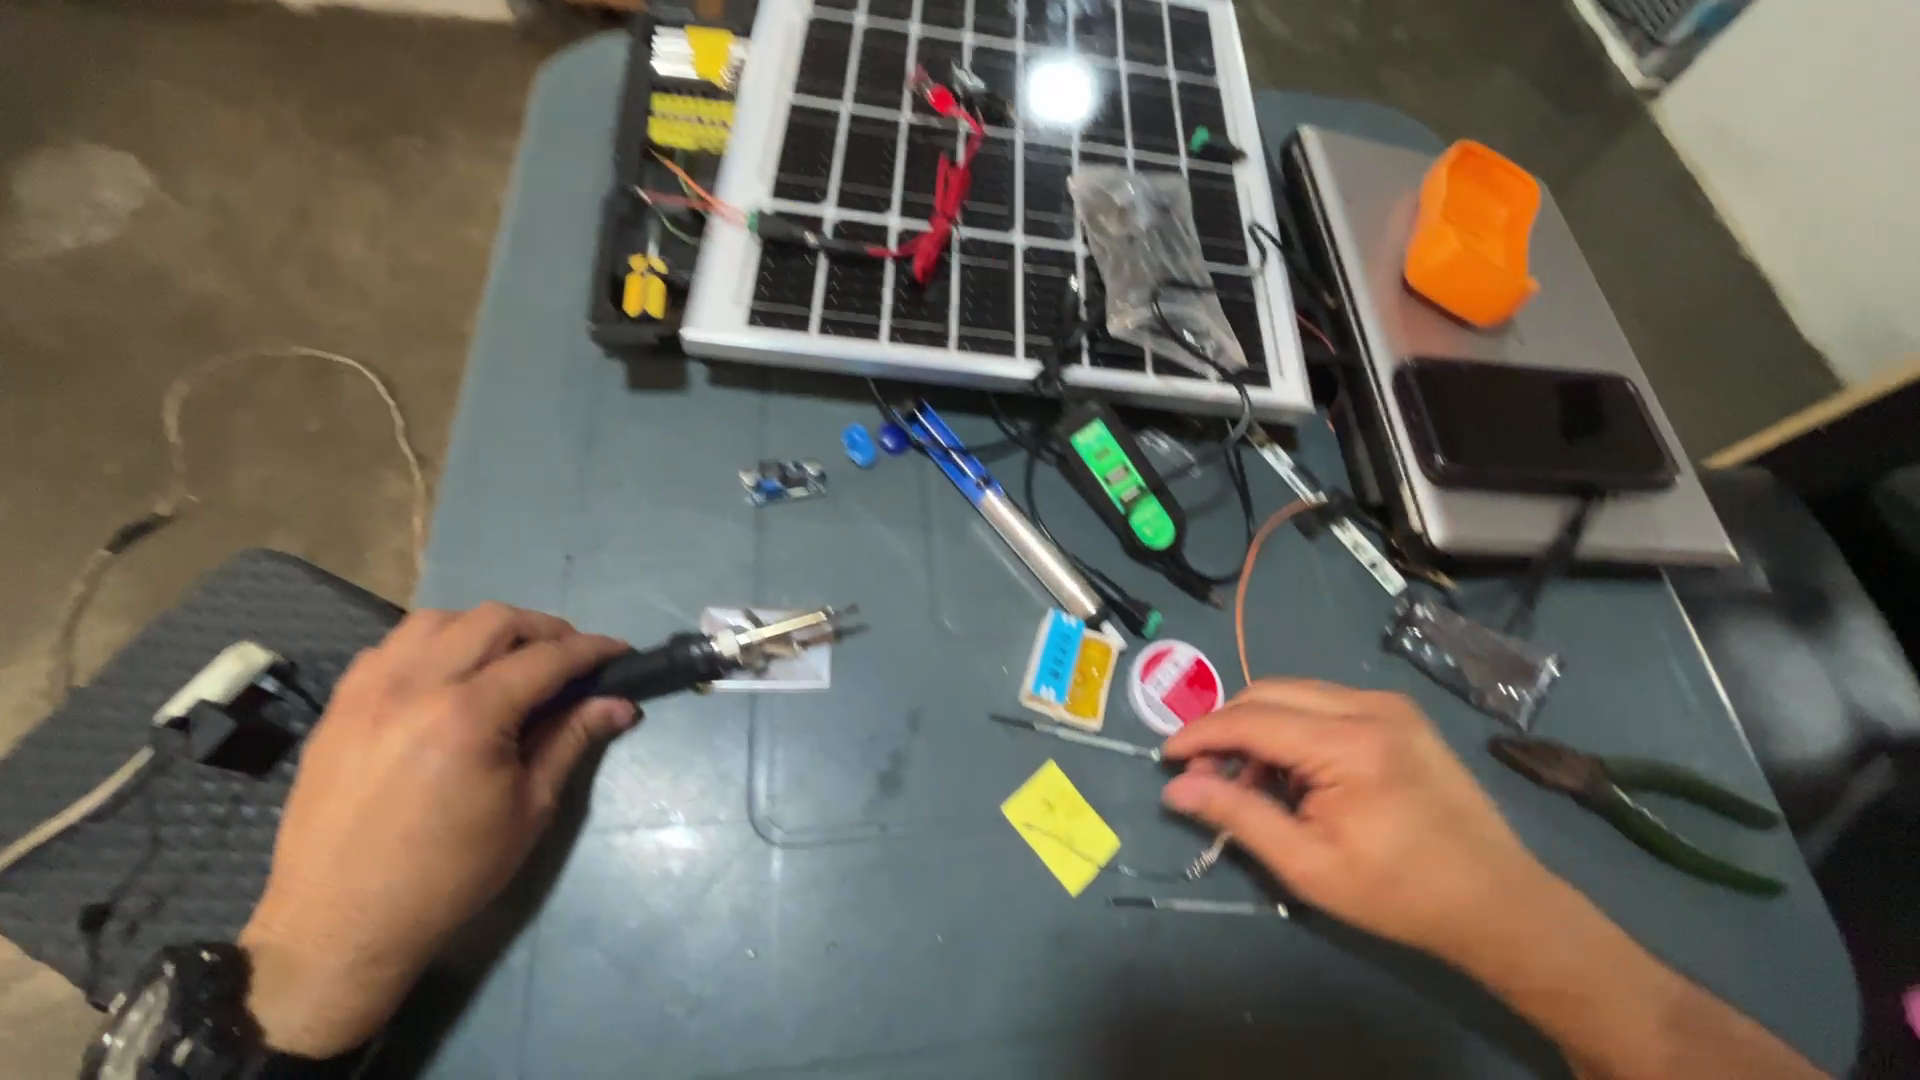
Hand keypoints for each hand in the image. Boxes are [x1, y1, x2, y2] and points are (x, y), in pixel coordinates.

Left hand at [238, 605, 634, 1056]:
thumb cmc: (449, 874)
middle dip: (544, 629)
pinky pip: (393, 646)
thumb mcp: (529, 809)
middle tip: (570, 657)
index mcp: (468, 716)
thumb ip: (572, 741)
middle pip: (494, 621)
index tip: (619, 651)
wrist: (340, 925)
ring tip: (509, 659)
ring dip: (486, 629)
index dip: (591, 650)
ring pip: (438, 620)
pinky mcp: (339, 706)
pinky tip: (450, 674)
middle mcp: (415, 686)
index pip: (545, 658)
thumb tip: (621, 704)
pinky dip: (434, 643)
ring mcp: (368, 691)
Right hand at [1160, 680, 1554, 962]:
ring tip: (1251, 781)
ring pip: (1294, 694)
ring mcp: (1389, 705)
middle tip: (1203, 771)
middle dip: (1226, 727)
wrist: (1499, 902)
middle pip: (1268, 694)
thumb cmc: (1398, 893)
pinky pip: (1323, 704)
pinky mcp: (1399, 714)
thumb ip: (1237, 815)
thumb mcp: (1306, 864)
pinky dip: (1292, 728)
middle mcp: (1369, 707)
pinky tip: (1293, 772)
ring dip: (1259, 727)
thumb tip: (1175, 788)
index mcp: (1349, 744)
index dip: (1200, 734)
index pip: (1251, 720)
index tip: (1166, 757)